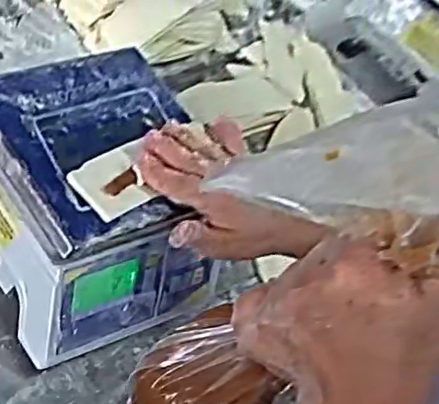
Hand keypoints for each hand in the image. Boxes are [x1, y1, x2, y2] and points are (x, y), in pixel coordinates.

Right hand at [138, 118, 328, 260]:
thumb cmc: (258, 236)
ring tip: (170, 126)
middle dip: (165, 148)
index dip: (154, 172)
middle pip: (186, 159)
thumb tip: (176, 231)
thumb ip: (197, 237)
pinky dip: (223, 131)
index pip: (174, 183)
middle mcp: (218, 179)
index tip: (139, 160)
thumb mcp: (222, 245)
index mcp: (208, 198)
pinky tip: (216, 123)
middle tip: (148, 137)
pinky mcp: (248, 165)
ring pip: (203, 148)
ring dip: (185, 137)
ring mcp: (233, 169)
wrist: (299, 222)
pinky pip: (232, 143)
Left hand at [231, 235, 438, 403]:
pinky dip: (272, 305)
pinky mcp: (248, 328)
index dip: (373, 251)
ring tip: (329, 315)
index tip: (382, 270)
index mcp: (352, 265)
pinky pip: (255, 299)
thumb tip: (432, 220)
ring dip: (307, 288)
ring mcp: (270, 306)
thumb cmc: (405, 355)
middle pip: (320, 254)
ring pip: (289, 276)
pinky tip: (295, 320)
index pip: (359, 233)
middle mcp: (303, 282)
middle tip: (358, 298)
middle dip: (339, 269)